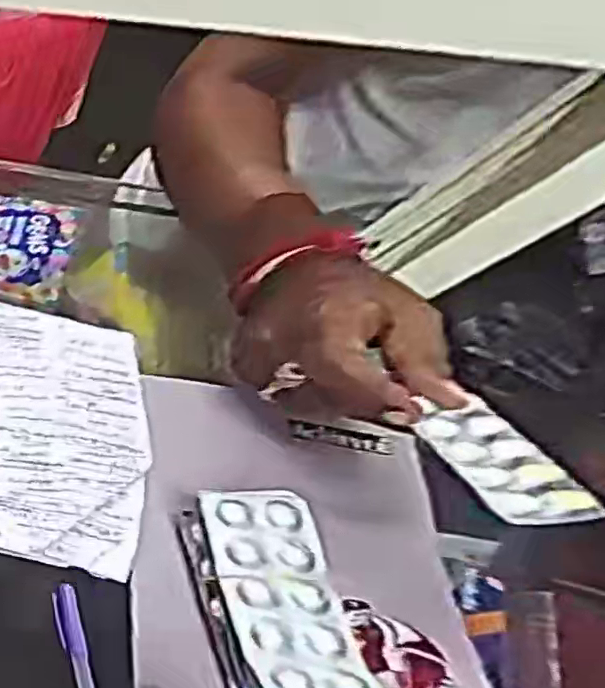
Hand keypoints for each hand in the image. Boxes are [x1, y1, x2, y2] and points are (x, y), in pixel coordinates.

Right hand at [234, 253, 469, 423]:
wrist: (292, 276)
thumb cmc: (345, 288)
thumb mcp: (406, 314)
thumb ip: (423, 361)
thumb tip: (442, 400)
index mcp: (322, 327)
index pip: (348, 379)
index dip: (382, 399)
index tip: (410, 410)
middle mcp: (279, 348)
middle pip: (324, 397)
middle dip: (363, 401)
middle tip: (391, 397)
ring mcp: (255, 362)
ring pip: (301, 403)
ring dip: (334, 399)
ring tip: (353, 380)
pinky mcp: (244, 373)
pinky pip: (279, 398)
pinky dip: (305, 395)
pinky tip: (319, 380)